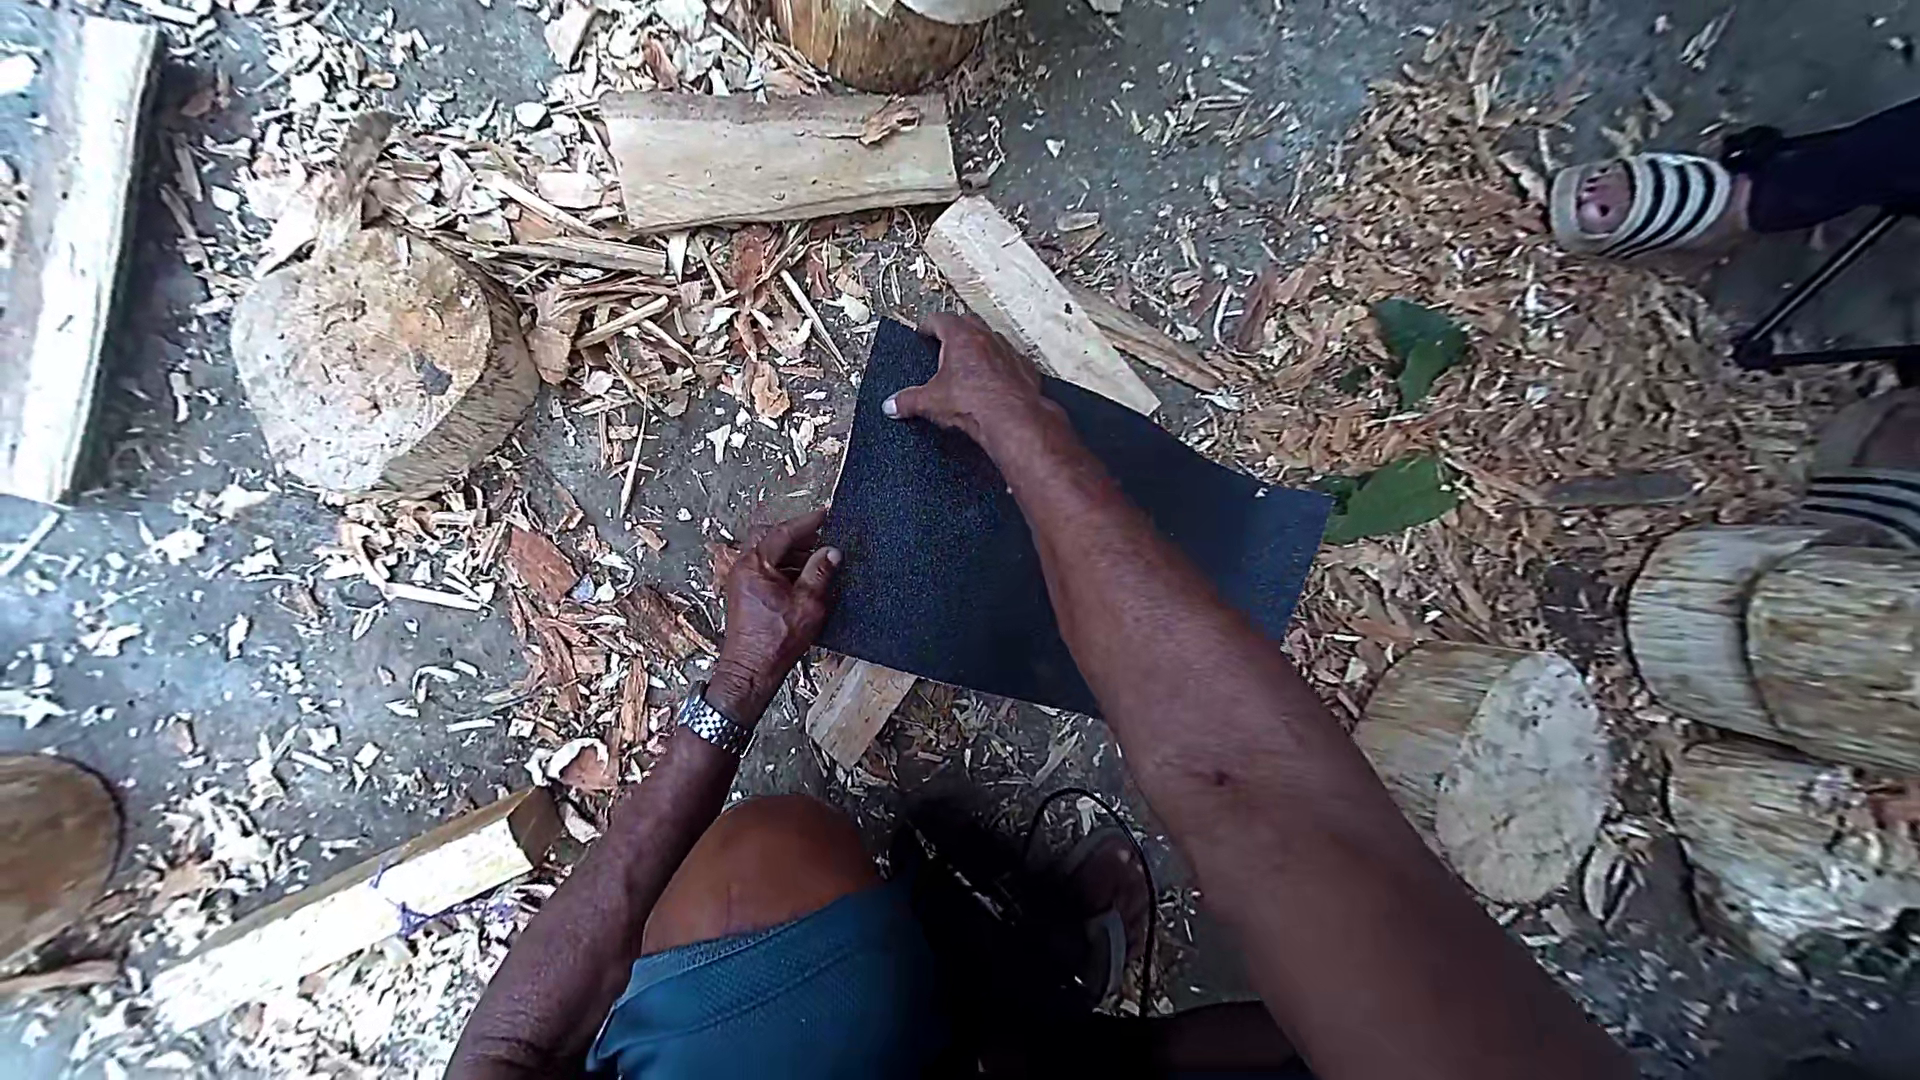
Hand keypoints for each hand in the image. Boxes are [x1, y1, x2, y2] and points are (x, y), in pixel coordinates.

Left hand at [708, 510, 839, 724]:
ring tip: (818, 560)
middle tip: (823, 537)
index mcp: (755, 565)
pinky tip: (805, 578)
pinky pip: (766, 570)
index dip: (808, 522)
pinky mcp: (745, 595)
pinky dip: (786, 568)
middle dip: (799, 536)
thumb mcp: (808, 603)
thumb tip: (831, 552)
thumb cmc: (774, 642)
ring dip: (794, 553)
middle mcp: (743, 568)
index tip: (825, 514)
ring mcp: (741, 582)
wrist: (751, 671)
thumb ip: (820, 572)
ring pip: (769, 555)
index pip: (783, 532)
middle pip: (772, 539)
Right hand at [883, 313, 1058, 449]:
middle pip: (969, 322)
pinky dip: (1003, 368)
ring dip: (982, 347)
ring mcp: (1009, 352)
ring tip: (971, 362)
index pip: (940, 319)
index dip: (929, 325)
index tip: (924, 330)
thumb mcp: (931, 402)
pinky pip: (1011, 362)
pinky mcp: (1025, 370)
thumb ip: (908, 401)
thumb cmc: (974, 402)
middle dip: (957, 330)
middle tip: (947, 342)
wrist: (1011, 418)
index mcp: (961, 337)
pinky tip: (996, 382)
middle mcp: (987, 338)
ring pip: (993, 340)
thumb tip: (891, 405)